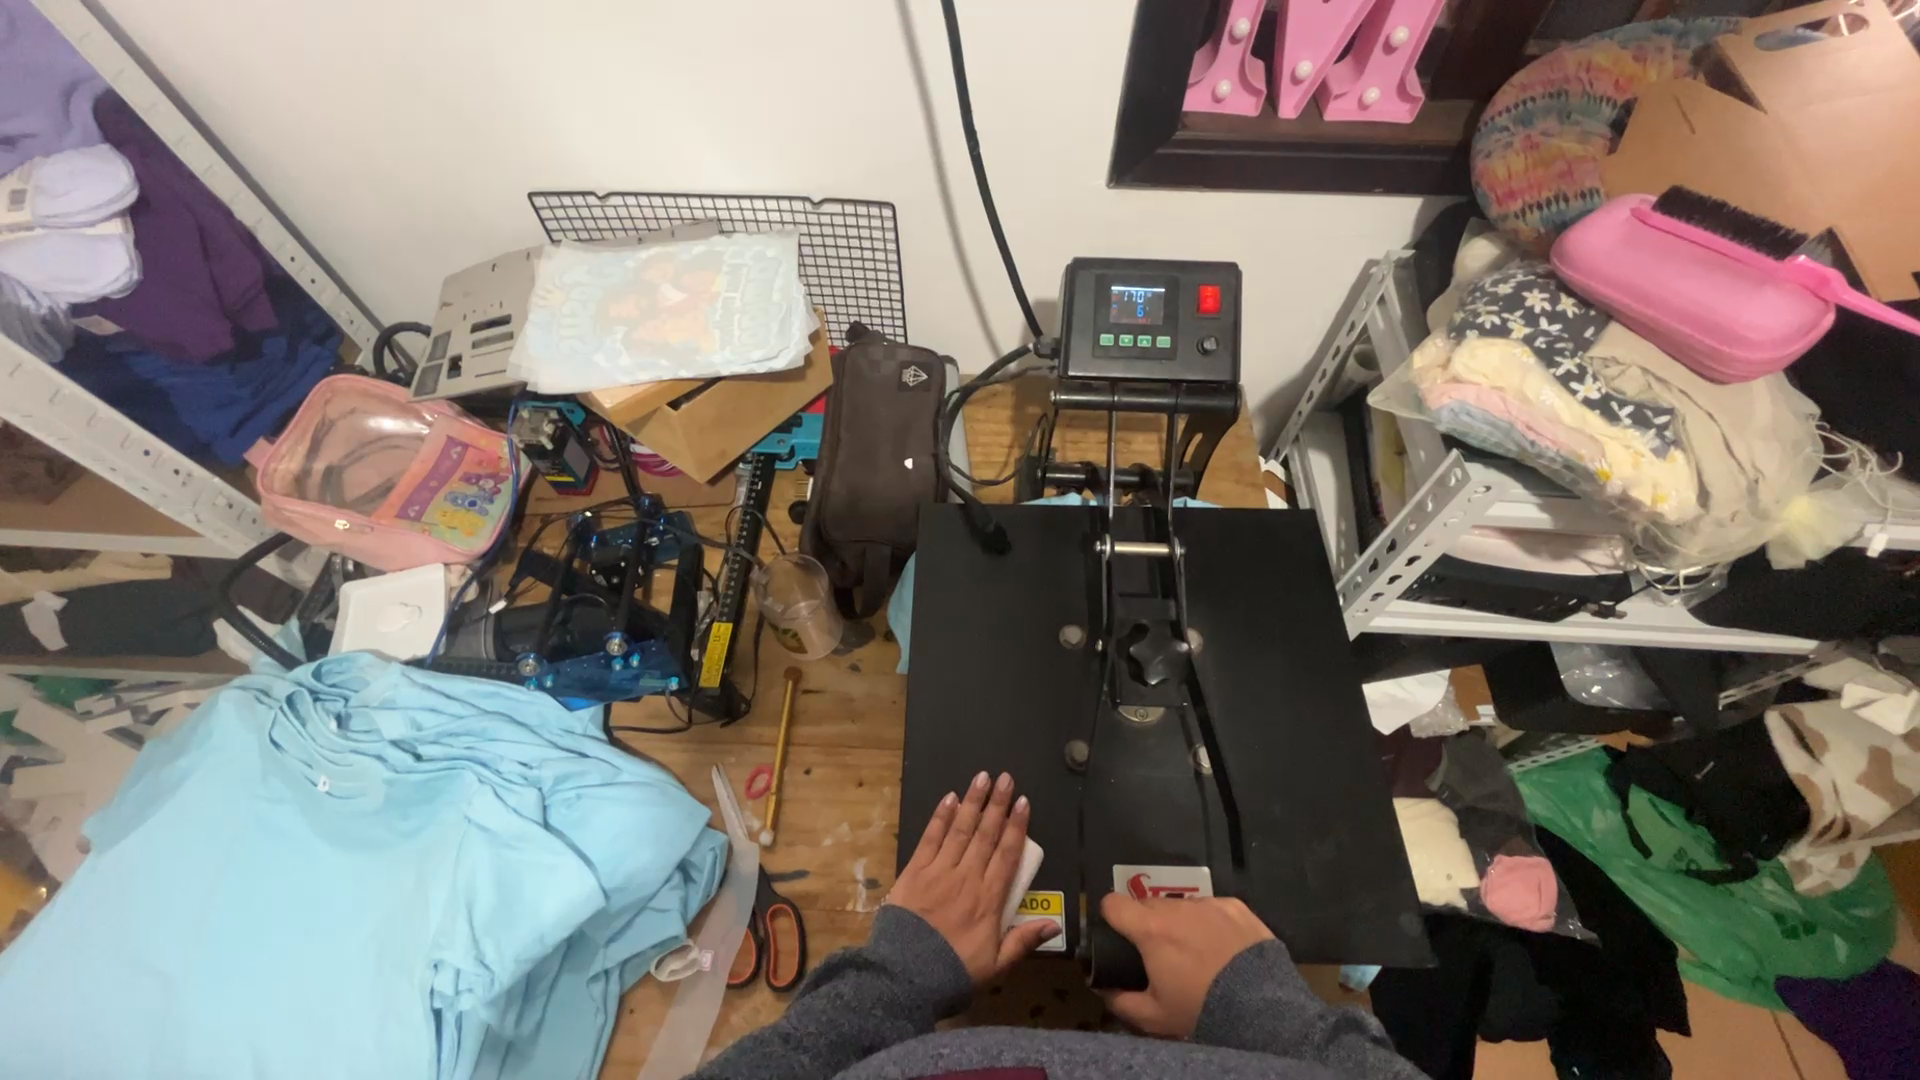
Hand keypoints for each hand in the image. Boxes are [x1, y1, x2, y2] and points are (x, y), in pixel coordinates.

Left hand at [886, 771, 1057, 984]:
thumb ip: (1023, 941)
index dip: (1017, 827)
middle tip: (1005, 778)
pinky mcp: (914, 871)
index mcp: (989, 900)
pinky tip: (950, 798)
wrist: (905, 978)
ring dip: (972, 802)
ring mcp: (939, 871)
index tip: (1024, 802)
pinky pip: (930, 838)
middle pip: (986, 834)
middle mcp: (967, 878)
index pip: (1007, 855)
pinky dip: (941, 817)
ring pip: (960, 829)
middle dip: (997, 804)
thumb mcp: (996, 965)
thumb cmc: (953, 973)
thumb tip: (1054, 924)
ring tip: (982, 777)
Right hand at [1099, 893, 1274, 1037]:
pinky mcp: (1235, 906)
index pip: (1113, 902)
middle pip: (1148, 904)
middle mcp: (1176, 907)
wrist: (1263, 1009)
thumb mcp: (1155, 1017)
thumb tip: (1105, 989)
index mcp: (1150, 929)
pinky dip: (1211, 923)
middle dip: (1148, 924)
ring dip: (1181, 922)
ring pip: (1181, 906)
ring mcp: (1208, 903)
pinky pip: (1212, 908)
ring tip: (1197, 953)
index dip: (1111, 916)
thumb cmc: (1202, 1009)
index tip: (1118, 933)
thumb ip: (1121, 1001)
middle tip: (1161, 954)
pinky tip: (1223, 948)